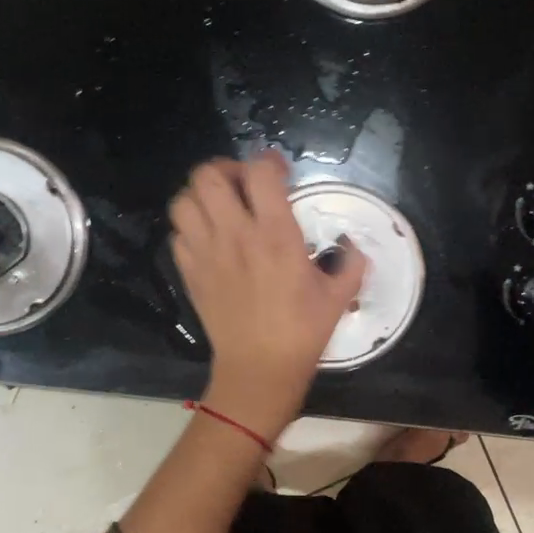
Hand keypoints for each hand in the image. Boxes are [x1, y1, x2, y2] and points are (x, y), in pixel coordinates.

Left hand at [169, 153, 365, 439]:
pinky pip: (178, 233)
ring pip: (184, 199)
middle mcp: (236, 235)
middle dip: (225, 170)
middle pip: (209, 175)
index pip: (260, 172)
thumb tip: (354, 248)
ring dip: (201, 196)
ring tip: (219, 207)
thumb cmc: (302, 333)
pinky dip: (190, 227)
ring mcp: (207, 253)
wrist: (259, 369)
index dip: (269, 163)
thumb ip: (350, 264)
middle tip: (242, 186)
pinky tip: (209, 238)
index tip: (280, 175)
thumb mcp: (338, 297)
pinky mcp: (190, 272)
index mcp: (276, 235)